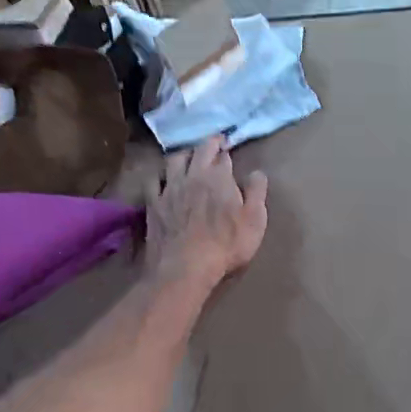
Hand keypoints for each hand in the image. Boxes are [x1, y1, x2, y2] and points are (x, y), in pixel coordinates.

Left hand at [144, 137, 268, 289]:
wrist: (184, 268)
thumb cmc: (227, 244)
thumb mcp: (255, 219)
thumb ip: (257, 192)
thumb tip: (257, 172)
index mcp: (219, 177)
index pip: (222, 155)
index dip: (226, 150)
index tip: (230, 148)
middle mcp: (192, 176)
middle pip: (198, 151)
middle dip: (208, 144)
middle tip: (214, 143)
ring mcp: (169, 189)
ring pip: (174, 160)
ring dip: (184, 154)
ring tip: (190, 157)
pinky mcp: (153, 204)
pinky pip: (154, 180)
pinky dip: (161, 175)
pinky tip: (164, 179)